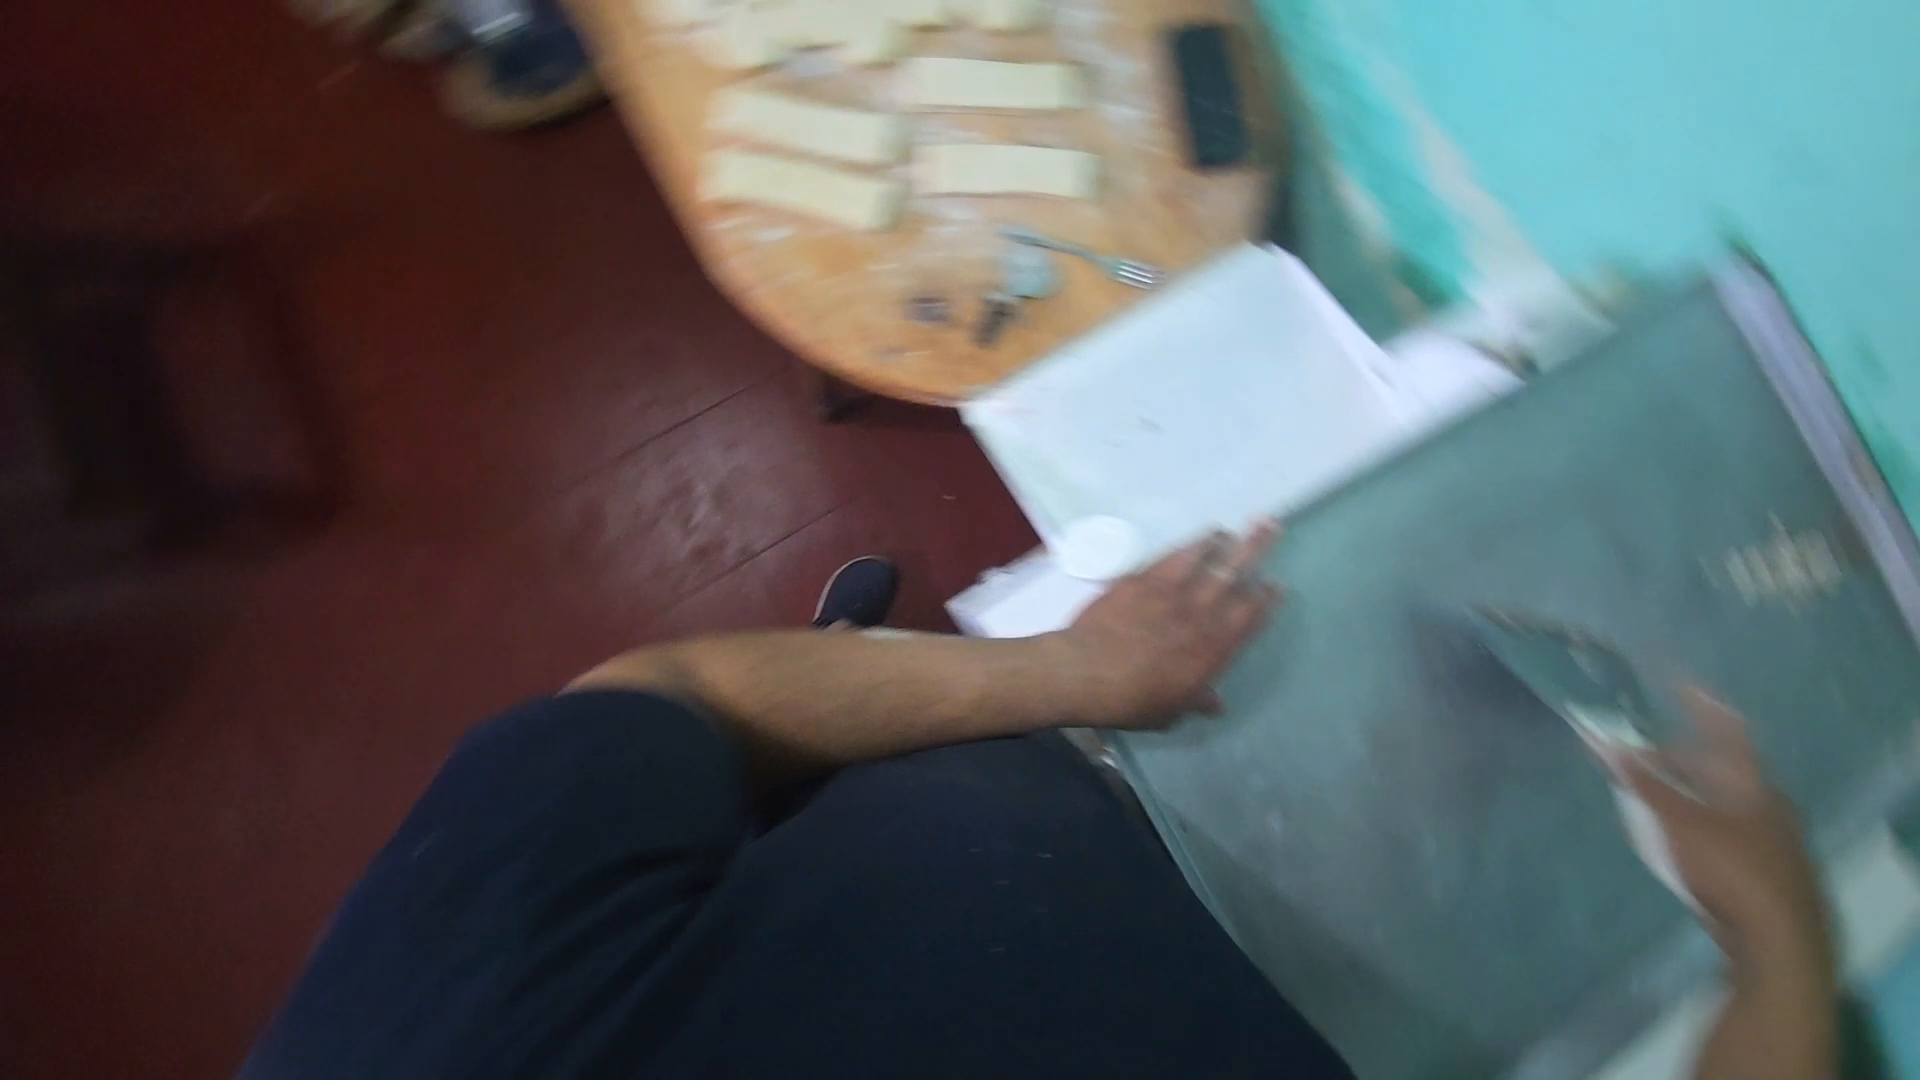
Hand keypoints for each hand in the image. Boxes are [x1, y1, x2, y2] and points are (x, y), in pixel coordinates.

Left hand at [1045, 520, 1283, 729]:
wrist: (1084, 671)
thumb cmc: (1130, 699)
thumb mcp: (1170, 710)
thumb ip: (1195, 700)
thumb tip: (1215, 704)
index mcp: (1213, 647)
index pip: (1250, 616)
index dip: (1266, 598)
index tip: (1276, 584)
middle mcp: (1198, 613)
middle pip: (1233, 574)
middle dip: (1254, 549)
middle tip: (1270, 525)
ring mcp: (1168, 592)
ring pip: (1201, 558)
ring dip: (1218, 541)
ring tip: (1227, 530)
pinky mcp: (1138, 580)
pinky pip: (1168, 557)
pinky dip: (1183, 547)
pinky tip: (1190, 542)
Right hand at [1616, 689, 1832, 976]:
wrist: (1775, 939)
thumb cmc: (1725, 866)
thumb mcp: (1671, 819)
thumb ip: (1636, 779)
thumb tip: (1599, 737)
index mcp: (1749, 784)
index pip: (1725, 731)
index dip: (1700, 704)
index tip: (1678, 680)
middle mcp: (1763, 803)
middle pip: (1714, 766)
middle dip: (1671, 755)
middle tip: (1632, 749)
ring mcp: (1765, 835)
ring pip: (1713, 797)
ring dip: (1675, 787)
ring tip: (1637, 788)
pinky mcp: (1756, 863)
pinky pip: (1714, 823)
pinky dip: (1685, 813)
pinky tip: (1661, 827)